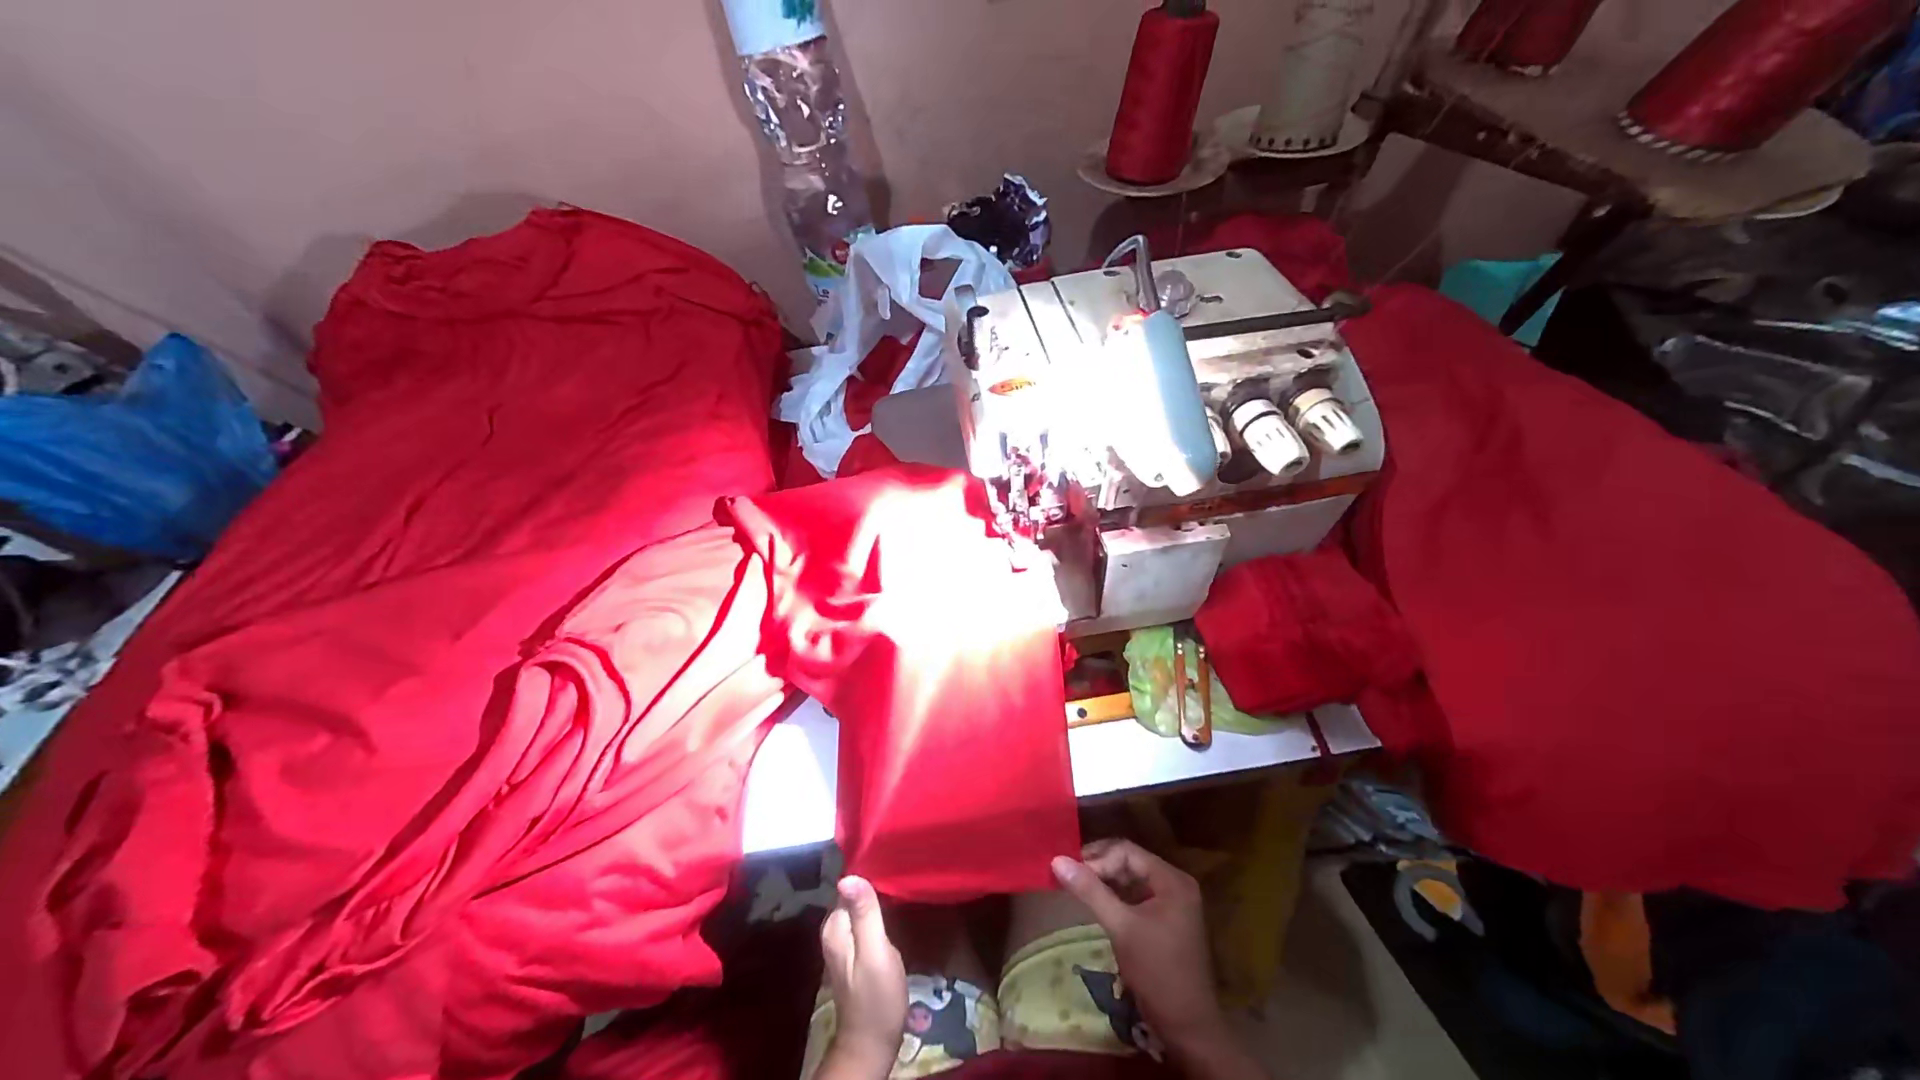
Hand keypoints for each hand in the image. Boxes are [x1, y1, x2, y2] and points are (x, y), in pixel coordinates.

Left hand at [818, 876, 906, 1079]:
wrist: (872, 1043)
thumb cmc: (877, 998)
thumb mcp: (876, 952)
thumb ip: (864, 914)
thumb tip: (849, 875)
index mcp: (835, 927)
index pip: (848, 885)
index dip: (867, 873)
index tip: (889, 862)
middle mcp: (833, 932)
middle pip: (852, 896)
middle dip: (871, 884)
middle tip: (898, 871)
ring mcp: (842, 944)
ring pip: (858, 909)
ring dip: (874, 899)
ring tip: (897, 885)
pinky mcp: (853, 954)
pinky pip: (862, 922)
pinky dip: (874, 915)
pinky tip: (890, 912)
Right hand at [1053, 840, 1256, 1075]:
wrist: (1187, 1025)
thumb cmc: (1156, 971)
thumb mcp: (1120, 927)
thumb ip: (1090, 891)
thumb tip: (1057, 860)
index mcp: (1172, 880)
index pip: (1127, 851)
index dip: (1097, 859)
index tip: (1072, 874)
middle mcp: (1175, 884)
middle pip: (1130, 862)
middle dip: (1099, 867)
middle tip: (1070, 878)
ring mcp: (1173, 902)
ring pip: (1132, 879)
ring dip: (1105, 881)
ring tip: (1078, 889)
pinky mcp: (1166, 919)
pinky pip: (1137, 896)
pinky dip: (1116, 896)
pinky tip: (1096, 903)